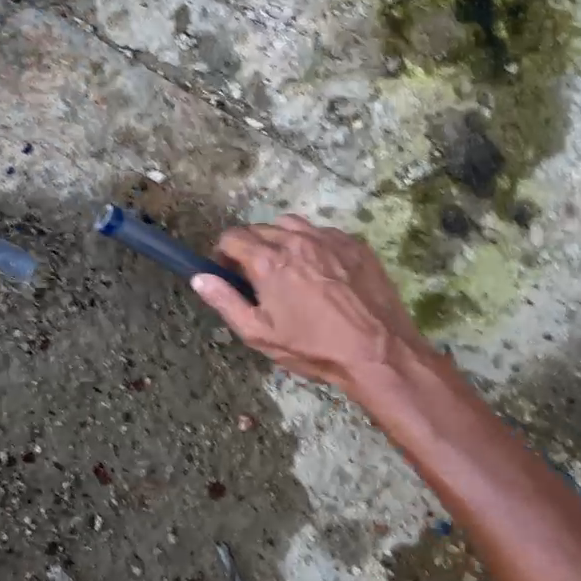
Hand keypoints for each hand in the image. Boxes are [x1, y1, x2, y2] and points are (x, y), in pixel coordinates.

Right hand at [189, 215, 434, 394]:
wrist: (381, 355)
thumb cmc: (315, 348)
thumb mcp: (260, 334)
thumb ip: (224, 301)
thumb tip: (199, 277)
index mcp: (267, 259)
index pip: (231, 237)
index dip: (224, 254)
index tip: (230, 274)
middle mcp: (294, 240)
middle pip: (259, 228)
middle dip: (251, 247)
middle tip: (260, 277)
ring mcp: (327, 239)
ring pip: (290, 225)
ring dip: (280, 239)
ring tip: (289, 266)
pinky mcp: (354, 245)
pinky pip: (322, 232)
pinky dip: (313, 243)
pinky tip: (321, 269)